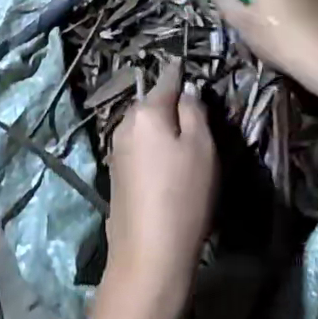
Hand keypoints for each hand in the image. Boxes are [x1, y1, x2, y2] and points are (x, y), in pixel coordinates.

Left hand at [105, 74, 215, 288]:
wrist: (149, 253)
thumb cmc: (183, 194)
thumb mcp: (201, 147)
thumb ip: (194, 111)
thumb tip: (187, 88)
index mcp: (146, 111)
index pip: (166, 80)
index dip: (180, 72)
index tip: (187, 65)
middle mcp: (125, 123)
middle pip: (152, 103)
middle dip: (171, 103)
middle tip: (197, 112)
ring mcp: (116, 149)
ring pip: (145, 126)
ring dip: (162, 128)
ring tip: (185, 139)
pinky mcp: (116, 173)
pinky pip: (139, 147)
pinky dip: (154, 148)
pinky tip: (167, 164)